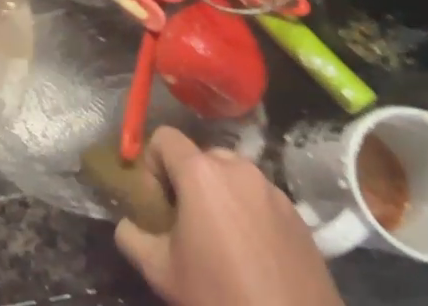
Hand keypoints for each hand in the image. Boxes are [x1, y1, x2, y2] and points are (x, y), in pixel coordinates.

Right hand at [116, 128, 342, 305]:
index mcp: (201, 174)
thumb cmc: (220, 297)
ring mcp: (273, 191)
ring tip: (222, 239)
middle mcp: (239, 170)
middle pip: (200, 156)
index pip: (164, 138)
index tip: (158, 201)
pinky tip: (253, 255)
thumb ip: (131, 235)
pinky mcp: (298, 215)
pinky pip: (260, 198)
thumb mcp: (158, 270)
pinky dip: (248, 212)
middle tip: (187, 222)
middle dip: (188, 181)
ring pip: (233, 176)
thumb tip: (129, 223)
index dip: (152, 164)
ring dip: (220, 195)